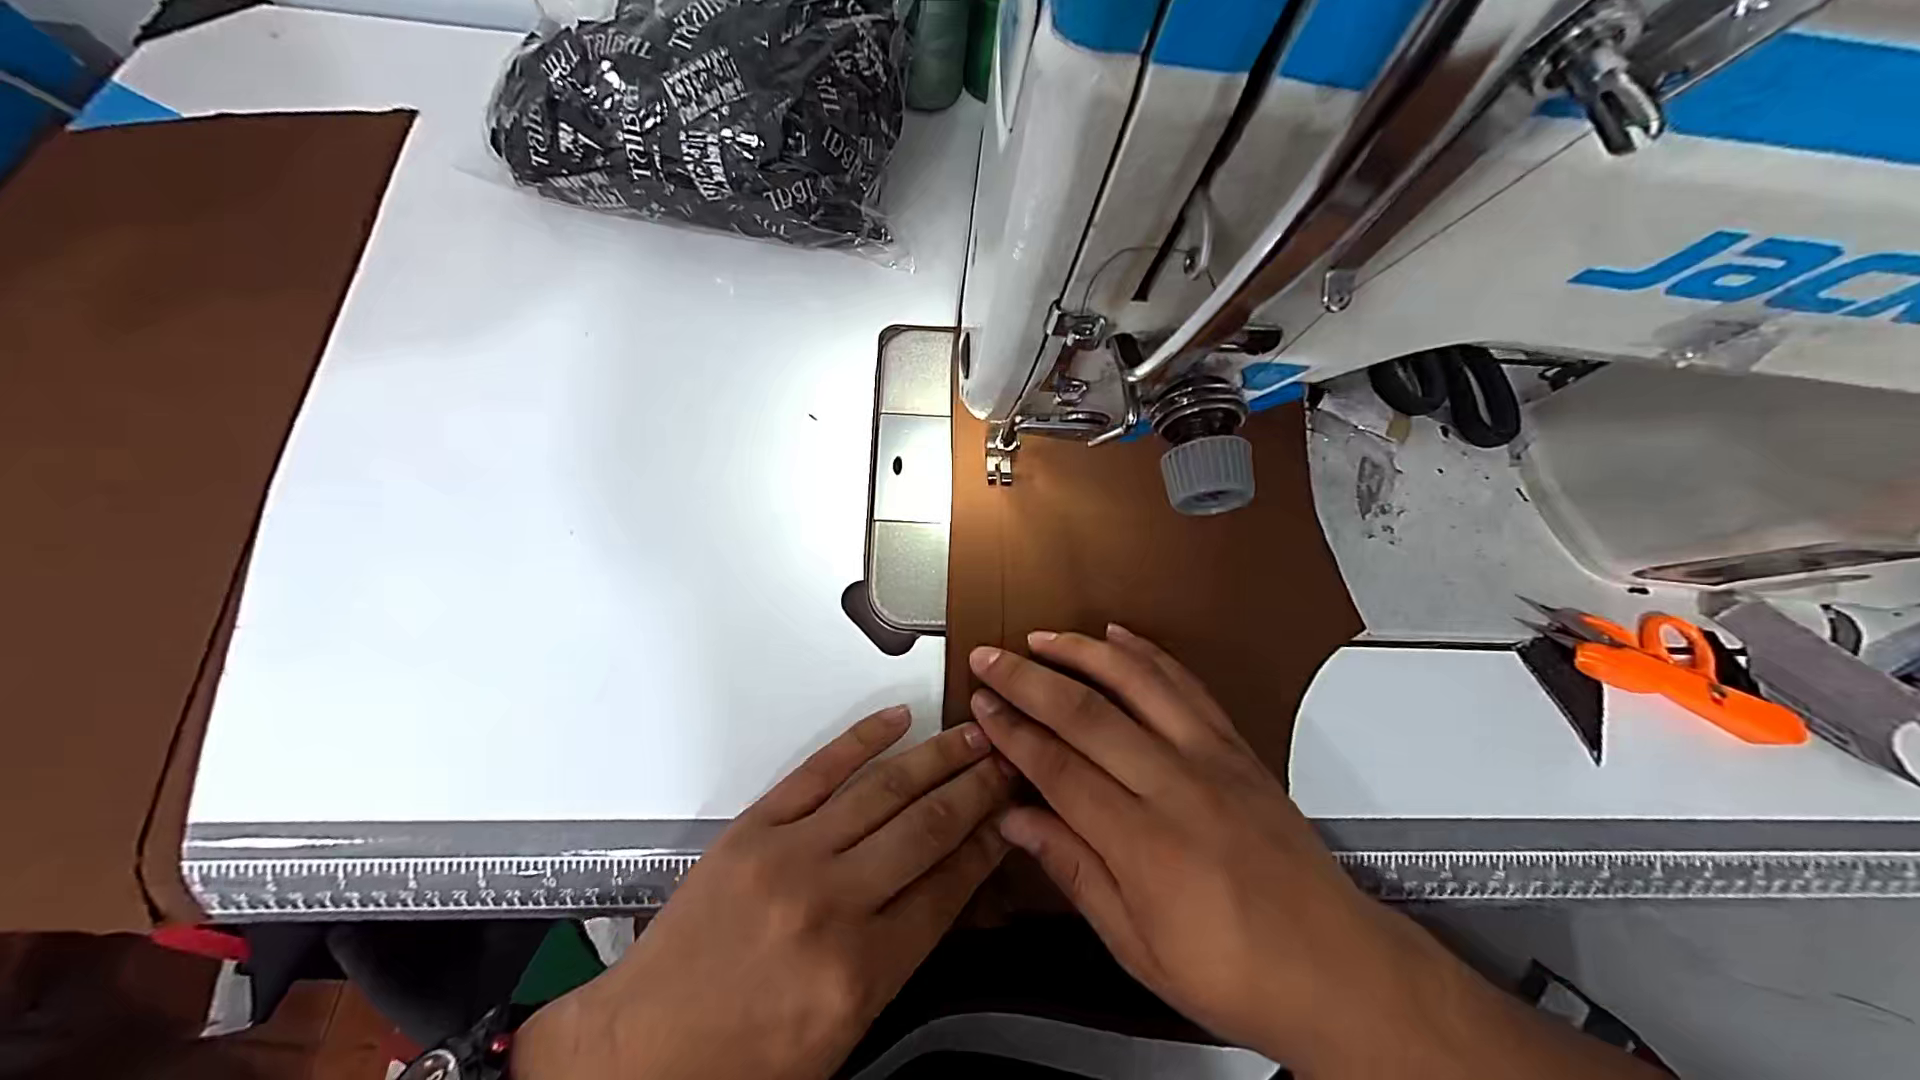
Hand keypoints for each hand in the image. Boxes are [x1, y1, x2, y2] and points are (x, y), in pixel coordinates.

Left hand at [513, 707, 1013, 1079]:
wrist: (641, 1051)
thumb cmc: (740, 1058)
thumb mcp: (843, 1030)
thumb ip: (900, 955)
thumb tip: (948, 888)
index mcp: (860, 971)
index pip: (948, 887)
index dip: (989, 843)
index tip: (1013, 813)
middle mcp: (831, 905)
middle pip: (927, 828)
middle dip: (977, 789)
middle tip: (1008, 761)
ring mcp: (789, 856)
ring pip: (884, 790)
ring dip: (937, 757)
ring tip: (972, 734)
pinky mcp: (753, 828)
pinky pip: (819, 770)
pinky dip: (863, 739)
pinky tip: (897, 721)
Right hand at [970, 626, 1659, 1078]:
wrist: (1337, 972)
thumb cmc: (1236, 973)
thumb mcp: (1137, 943)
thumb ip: (1072, 869)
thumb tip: (1017, 821)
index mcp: (1143, 844)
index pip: (1057, 767)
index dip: (1012, 731)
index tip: (982, 706)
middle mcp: (1176, 787)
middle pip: (1085, 713)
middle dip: (1028, 679)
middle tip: (990, 657)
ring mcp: (1211, 759)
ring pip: (1136, 683)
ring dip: (1083, 652)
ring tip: (1043, 637)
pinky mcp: (1237, 749)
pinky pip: (1188, 686)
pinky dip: (1151, 654)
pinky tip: (1121, 636)